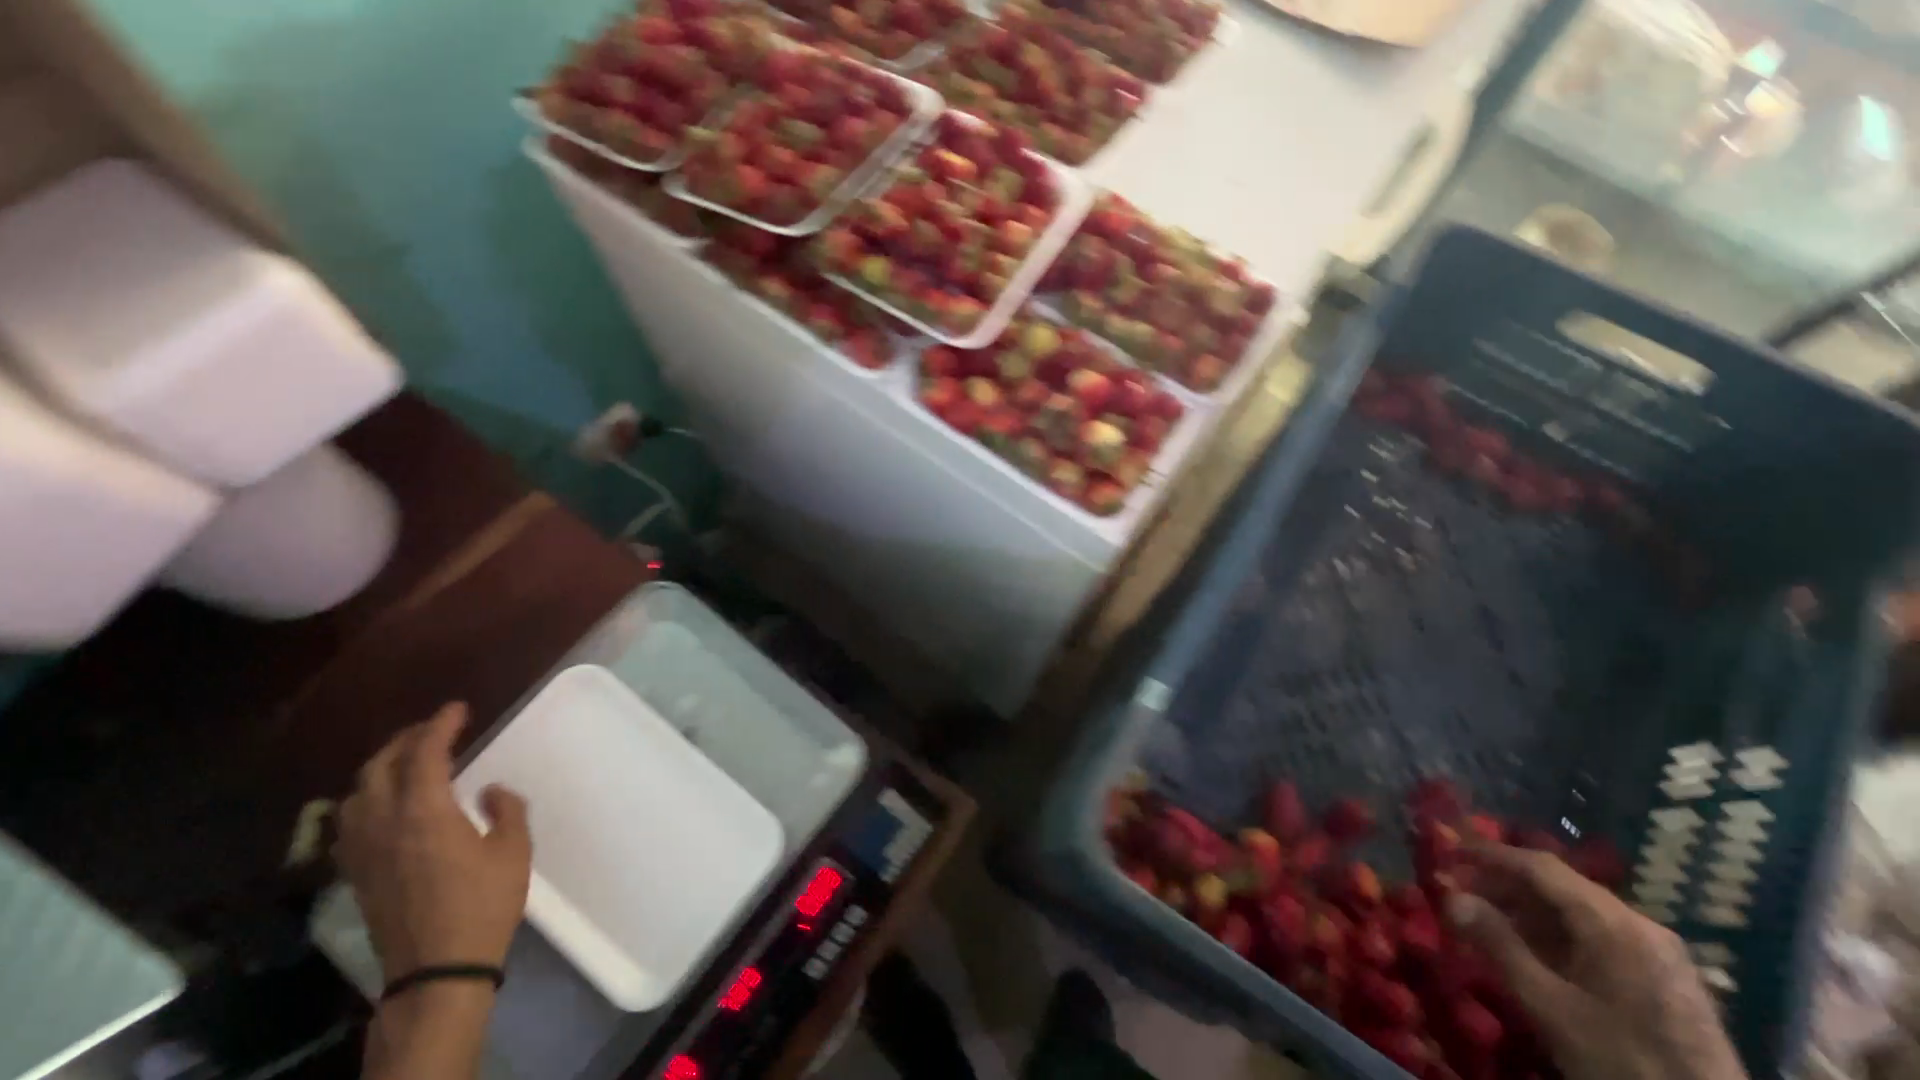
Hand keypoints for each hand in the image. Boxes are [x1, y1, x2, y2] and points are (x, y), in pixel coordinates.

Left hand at [335, 703, 532, 983]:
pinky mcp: (355, 873)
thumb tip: (490, 791)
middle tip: (433, 730)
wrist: (436, 969)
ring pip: (358, 792)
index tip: (458, 709)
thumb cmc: (482, 906)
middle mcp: (384, 822)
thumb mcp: (513, 853)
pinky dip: (367, 798)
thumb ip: (506, 811)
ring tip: (406, 763)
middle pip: (382, 765)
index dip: (441, 725)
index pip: (425, 752)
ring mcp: (362, 849)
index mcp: (424, 811)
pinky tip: (385, 806)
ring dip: (381, 767)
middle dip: (406, 740)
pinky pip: (351, 820)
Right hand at [1448, 844, 1746, 1079]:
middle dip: (1507, 886)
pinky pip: (1601, 937)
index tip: (1448, 854)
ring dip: (1531, 913)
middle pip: (1563, 887)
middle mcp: (1641, 924)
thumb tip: (1451, 898)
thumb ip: (1499, 947)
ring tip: (1488, 926)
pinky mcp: (1666, 977)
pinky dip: (1560, 936)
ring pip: (1582, 913)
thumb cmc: (1622, 1060)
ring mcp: (1659, 951)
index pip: (1542, 867)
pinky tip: (1536, 956)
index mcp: (1614, 923)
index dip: (1491, 856)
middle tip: (1459, 894)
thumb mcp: (1550, 1007)